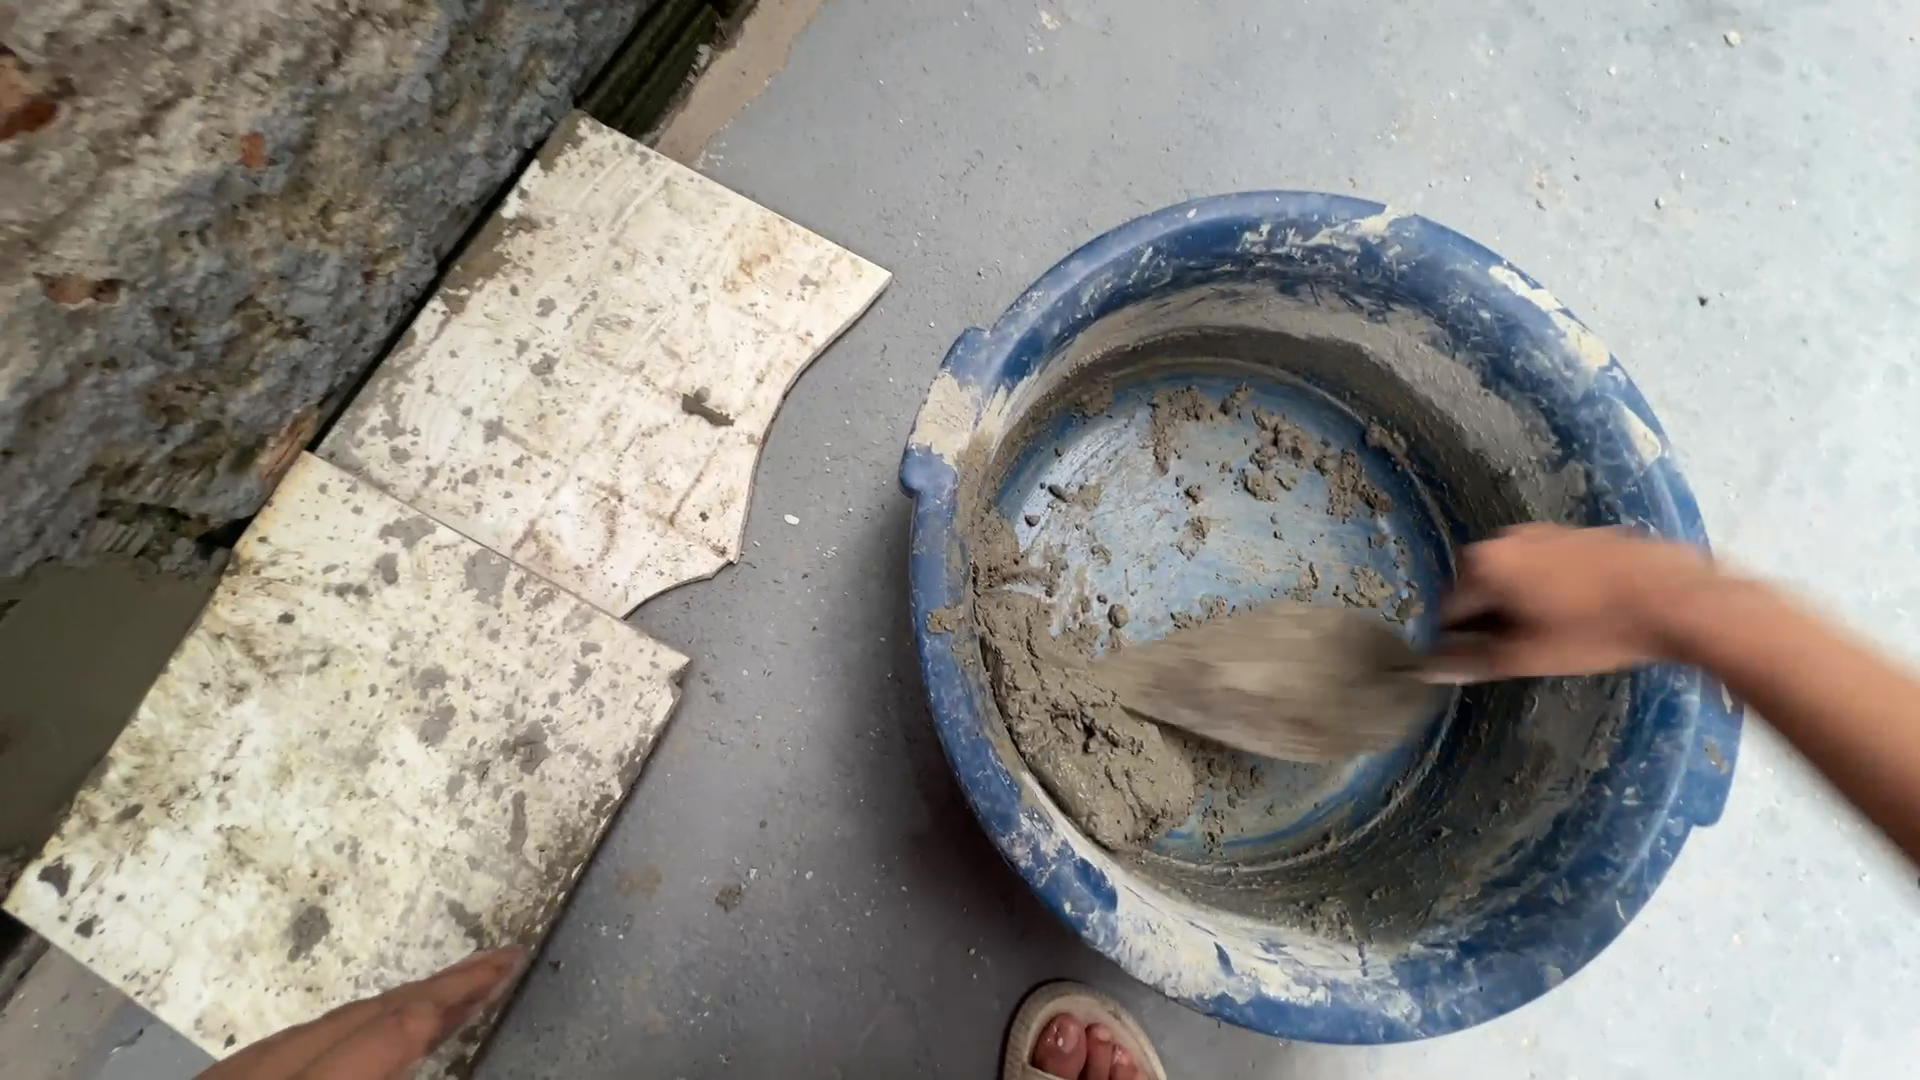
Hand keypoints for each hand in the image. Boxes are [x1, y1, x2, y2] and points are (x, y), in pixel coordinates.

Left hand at [197, 948, 523, 1079]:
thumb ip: (393, 1061)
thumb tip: (449, 1017)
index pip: (393, 1026)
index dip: (459, 989)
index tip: (511, 958)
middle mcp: (254, 1077)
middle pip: (358, 1015)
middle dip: (436, 986)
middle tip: (497, 962)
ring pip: (318, 1024)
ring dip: (391, 1004)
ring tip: (447, 991)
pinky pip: (282, 1045)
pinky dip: (339, 1028)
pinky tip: (365, 1027)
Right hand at [1428, 524, 1717, 680]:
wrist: (1686, 601)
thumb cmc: (1594, 632)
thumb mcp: (1526, 658)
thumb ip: (1469, 663)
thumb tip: (1426, 670)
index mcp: (1480, 564)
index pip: (1446, 608)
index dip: (1460, 638)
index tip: (1486, 657)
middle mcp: (1503, 539)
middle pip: (1479, 587)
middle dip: (1492, 614)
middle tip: (1523, 645)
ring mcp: (1545, 531)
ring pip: (1515, 574)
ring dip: (1522, 599)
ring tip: (1557, 629)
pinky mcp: (1582, 533)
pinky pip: (1550, 563)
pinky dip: (1554, 584)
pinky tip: (1584, 610)